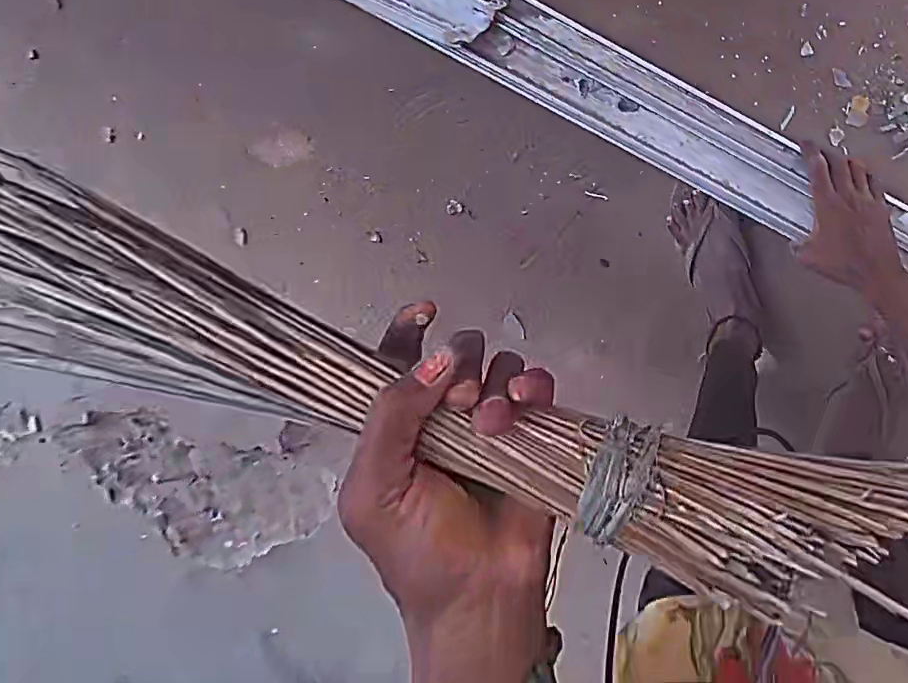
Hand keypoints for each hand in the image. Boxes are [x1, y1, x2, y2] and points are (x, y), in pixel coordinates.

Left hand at [339, 301, 558, 682]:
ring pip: (498, 362)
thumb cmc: (416, 554)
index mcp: (400, 424)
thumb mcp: (372, 490)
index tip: (424, 313)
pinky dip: (532, 384)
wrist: (479, 593)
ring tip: (492, 425)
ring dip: (495, 385)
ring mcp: (490, 418)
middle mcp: (445, 413)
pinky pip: (535, 382)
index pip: (399, 360)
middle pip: (456, 350)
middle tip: (461, 403)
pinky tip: (524, 404)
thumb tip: (436, 361)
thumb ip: (389, 419)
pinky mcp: (530, 427)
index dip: (408, 330)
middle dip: (460, 365)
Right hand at [793, 141, 907, 299]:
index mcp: (828, 204)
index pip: (817, 169)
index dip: (810, 152)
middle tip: (821, 149)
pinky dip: (867, 176)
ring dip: (848, 161)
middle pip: (838, 162)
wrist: (877, 273)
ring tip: (842, 160)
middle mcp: (848, 196)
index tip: (806, 144)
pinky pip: (875, 183)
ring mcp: (867, 200)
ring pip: (858, 168)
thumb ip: (798, 248)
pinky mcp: (881, 208)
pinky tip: (865, 177)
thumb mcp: (810, 258)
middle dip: (828, 152)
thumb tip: (793, 244)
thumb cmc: (844, 265)